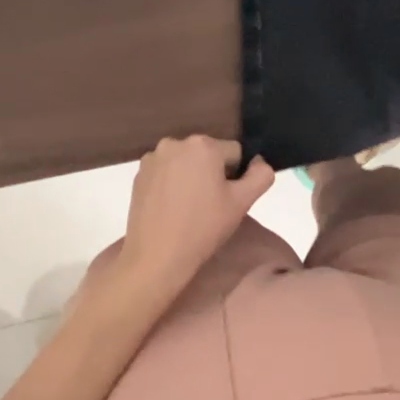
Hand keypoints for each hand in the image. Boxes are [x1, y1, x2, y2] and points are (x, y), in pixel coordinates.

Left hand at [122, 136, 274, 286]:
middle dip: (212, 174)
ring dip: (191, 177)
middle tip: (209, 206)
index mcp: (203, 145)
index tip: (227, 200)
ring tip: (189, 209)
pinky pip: (166, 172)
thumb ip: (261, 175)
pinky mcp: (139, 174)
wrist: (156, 256)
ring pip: (186, 163)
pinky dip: (172, 184)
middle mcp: (175, 143)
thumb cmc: (203, 227)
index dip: (237, 177)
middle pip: (208, 155)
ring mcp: (153, 158)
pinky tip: (171, 209)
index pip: (235, 153)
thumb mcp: (242, 202)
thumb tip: (259, 162)